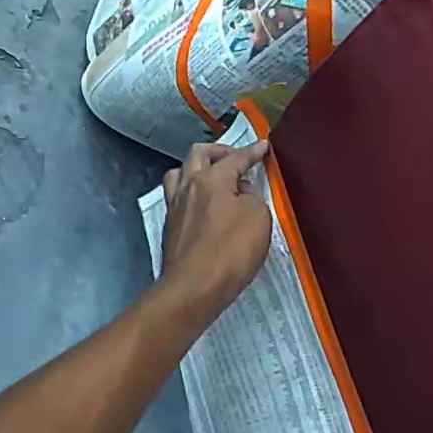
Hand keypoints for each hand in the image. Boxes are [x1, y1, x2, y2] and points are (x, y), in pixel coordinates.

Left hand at [158, 140, 273, 322]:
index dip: (251, 152)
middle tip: (235, 158)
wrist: (194, 285)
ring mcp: (174, 205)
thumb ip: (251, 197)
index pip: (234, 158)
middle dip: (218, 151)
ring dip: (197, 168)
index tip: (262, 147)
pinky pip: (177, 195)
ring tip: (214, 178)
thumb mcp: (258, 218)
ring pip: (180, 173)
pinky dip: (191, 190)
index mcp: (210, 179)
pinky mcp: (170, 225)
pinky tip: (202, 202)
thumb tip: (240, 191)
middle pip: (197, 155)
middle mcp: (187, 187)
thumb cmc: (230, 250)